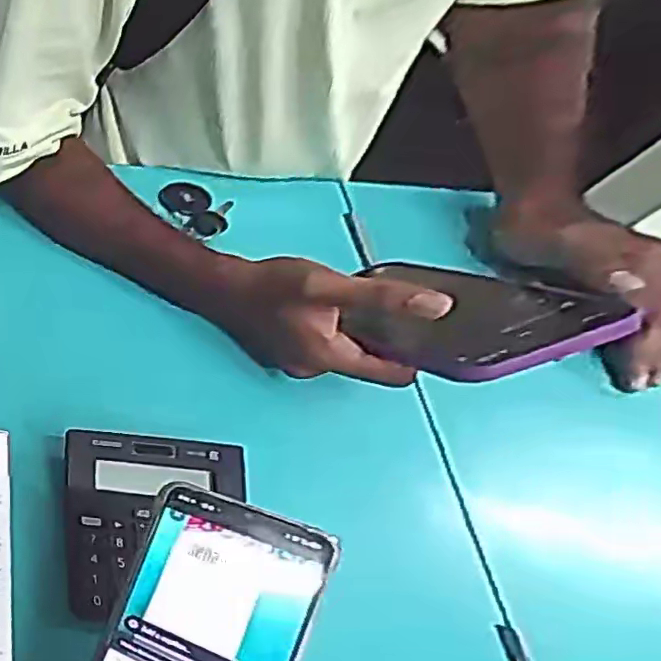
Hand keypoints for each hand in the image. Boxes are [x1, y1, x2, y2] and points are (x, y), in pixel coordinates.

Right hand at [206, 257, 453, 386]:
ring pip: (344, 351)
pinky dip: (332, 330)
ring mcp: (294, 362)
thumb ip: (384, 298)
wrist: (222, 288)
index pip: (388, 374)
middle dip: (382, 337)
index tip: (437, 338)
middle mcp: (310, 367)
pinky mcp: (284, 352)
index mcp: (325, 357)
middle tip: (384, 306)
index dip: (417, 357)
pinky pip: (322, 346)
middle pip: (367, 360)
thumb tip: (438, 307)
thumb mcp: (332, 286)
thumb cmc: (268, 287)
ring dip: (355, 330)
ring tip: (348, 303)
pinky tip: (324, 309)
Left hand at [493, 205, 660, 391]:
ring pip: (658, 316)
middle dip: (657, 353)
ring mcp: (639, 273)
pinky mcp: (620, 278)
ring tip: (644, 374)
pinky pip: (642, 311)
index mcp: (644, 265)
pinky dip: (640, 334)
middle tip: (642, 382)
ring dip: (653, 347)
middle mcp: (651, 269)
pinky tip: (628, 349)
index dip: (648, 348)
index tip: (637, 376)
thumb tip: (633, 284)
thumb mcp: (561, 242)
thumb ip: (596, 260)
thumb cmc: (538, 226)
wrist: (531, 206)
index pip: (657, 315)